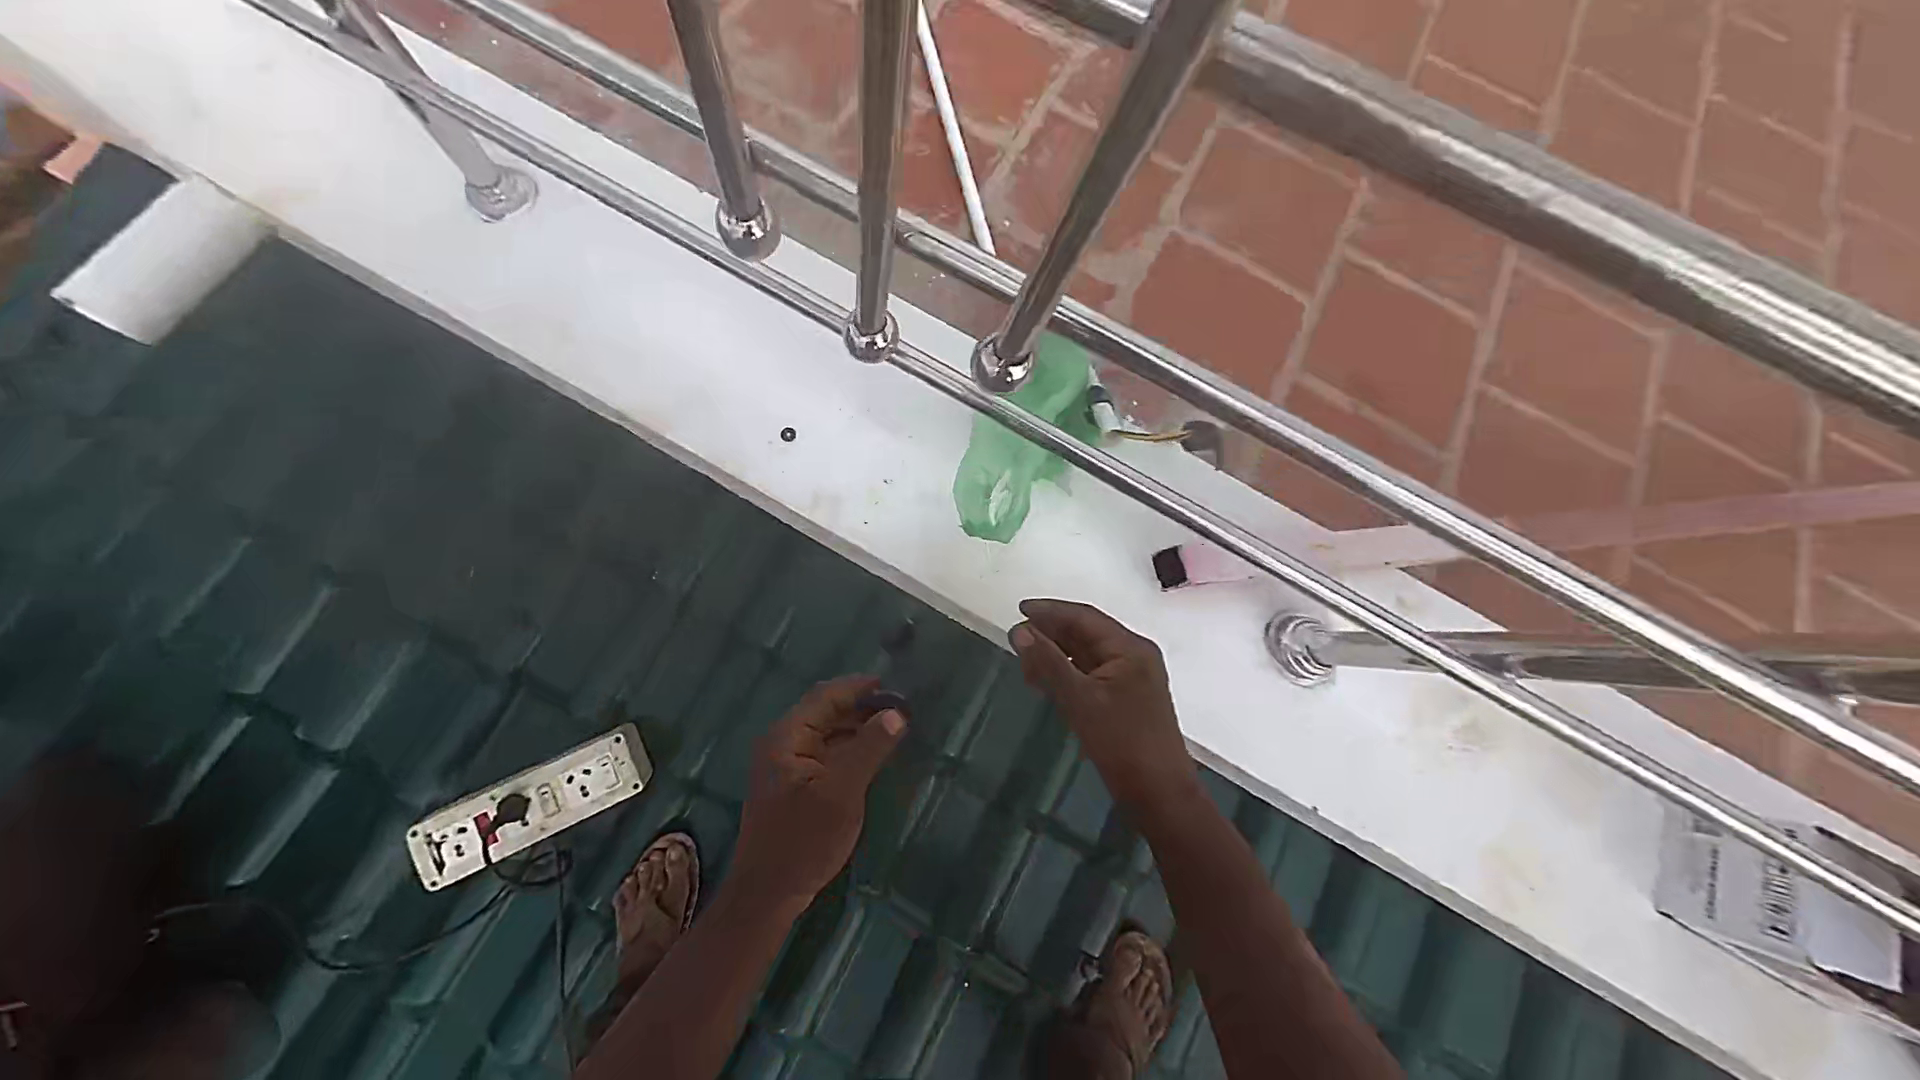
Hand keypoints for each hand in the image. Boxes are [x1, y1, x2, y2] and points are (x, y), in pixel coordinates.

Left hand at [731, 675, 906, 913]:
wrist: (768, 896)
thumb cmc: (803, 841)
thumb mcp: (841, 792)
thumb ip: (869, 748)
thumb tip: (896, 713)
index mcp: (786, 736)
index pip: (826, 695)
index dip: (861, 687)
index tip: (898, 687)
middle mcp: (784, 743)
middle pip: (827, 711)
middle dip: (864, 707)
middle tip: (904, 709)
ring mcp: (788, 765)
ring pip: (829, 733)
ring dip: (860, 728)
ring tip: (897, 728)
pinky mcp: (797, 785)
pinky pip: (828, 754)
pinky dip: (852, 749)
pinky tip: (876, 755)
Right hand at [1009, 599, 1197, 807]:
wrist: (1160, 795)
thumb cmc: (1122, 743)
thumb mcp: (1080, 700)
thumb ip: (1048, 663)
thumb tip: (1019, 630)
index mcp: (1130, 648)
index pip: (1085, 617)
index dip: (1050, 611)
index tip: (1018, 609)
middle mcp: (1134, 657)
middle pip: (1086, 633)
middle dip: (1051, 633)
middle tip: (1016, 637)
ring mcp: (1131, 679)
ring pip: (1087, 655)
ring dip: (1056, 654)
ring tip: (1024, 660)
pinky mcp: (1125, 700)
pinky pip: (1091, 675)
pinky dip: (1066, 673)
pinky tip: (1045, 681)